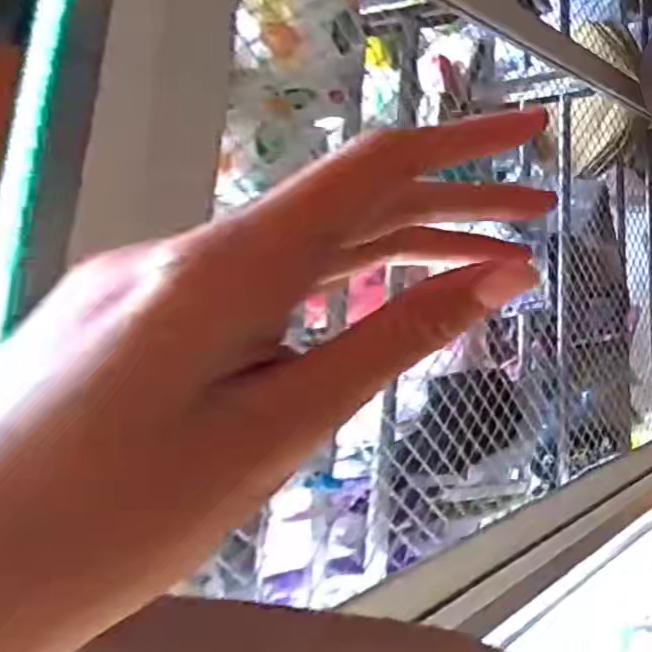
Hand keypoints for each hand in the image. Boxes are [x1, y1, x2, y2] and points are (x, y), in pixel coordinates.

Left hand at [0, 108, 552, 651]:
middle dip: (461, 201)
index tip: (532, 129)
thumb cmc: (110, 521)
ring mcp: (163, 283)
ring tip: (496, 260)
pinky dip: (358, 276)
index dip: (464, 141)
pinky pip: (281, 276)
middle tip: (541, 212)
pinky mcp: (150, 316)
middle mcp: (191, 255)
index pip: (373, 170)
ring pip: (320, 240)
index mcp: (226, 268)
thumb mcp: (288, 423)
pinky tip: (395, 296)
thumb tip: (507, 273)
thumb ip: (403, 333)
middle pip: (356, 203)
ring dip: (416, 241)